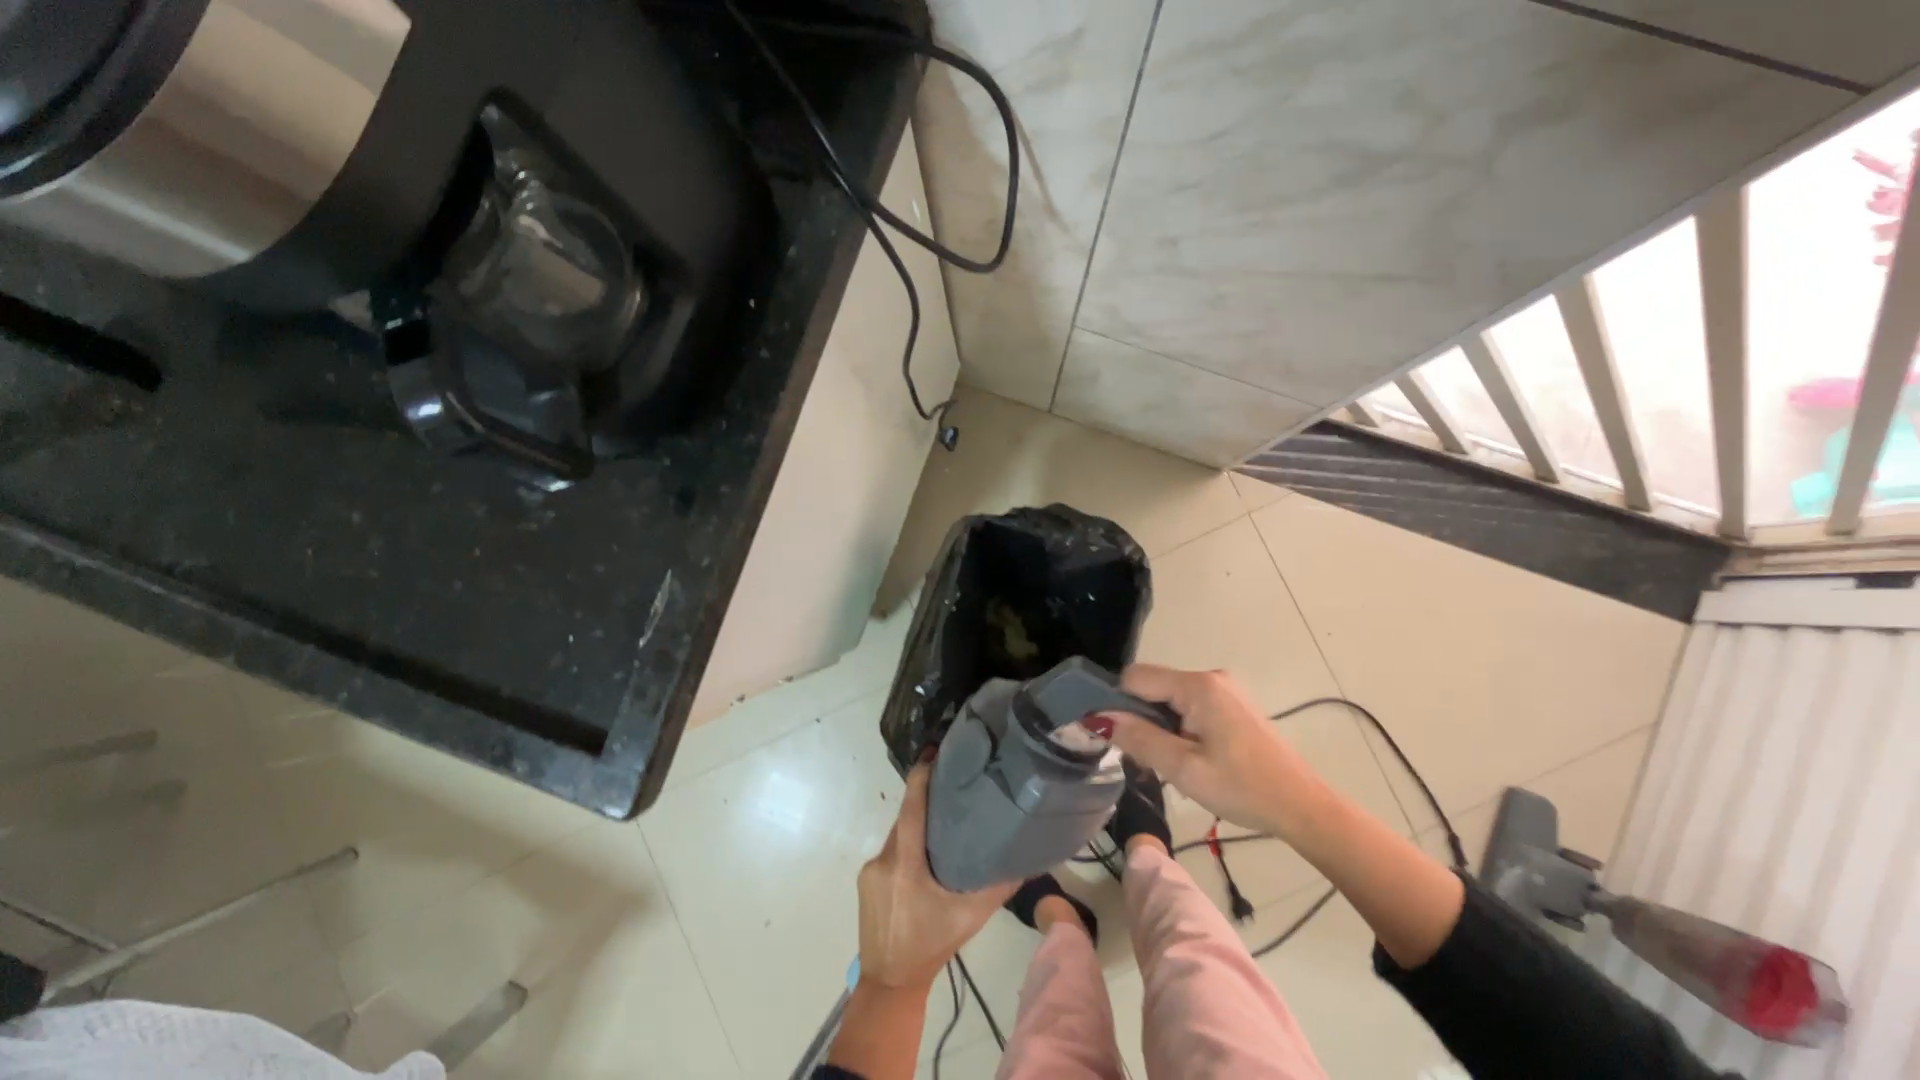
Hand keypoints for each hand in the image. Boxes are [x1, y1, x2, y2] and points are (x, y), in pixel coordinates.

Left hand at [856, 765, 1016, 990]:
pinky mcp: (866, 880)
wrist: (890, 981)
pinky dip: (907, 846)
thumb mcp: (971, 917)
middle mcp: (883, 860)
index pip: (911, 808)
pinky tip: (927, 853)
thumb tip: (1028, 859)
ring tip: (945, 817)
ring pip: (897, 836)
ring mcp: (870, 870)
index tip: (933, 752)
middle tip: (953, 784)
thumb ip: (998, 886)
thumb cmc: (932, 946)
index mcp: (905, 865)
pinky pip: (890, 852)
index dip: (921, 777)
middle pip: (904, 818)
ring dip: (917, 826)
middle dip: (925, 800)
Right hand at [1099, 664, 1331, 837]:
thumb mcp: (1183, 769)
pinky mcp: (1234, 707)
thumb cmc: (1242, 788)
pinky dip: (1181, 731)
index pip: (1135, 677)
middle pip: (1153, 688)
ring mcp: (1225, 691)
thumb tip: (1097, 717)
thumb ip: (1139, 738)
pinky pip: (1191, 708)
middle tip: (1149, 763)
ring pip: (1171, 701)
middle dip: (1141, 721)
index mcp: (1198, 686)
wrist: (1302, 807)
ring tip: (1175, 768)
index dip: (1117, 705)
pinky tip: (1193, 762)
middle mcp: (1211, 678)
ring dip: (1161, 730)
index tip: (1117, 741)